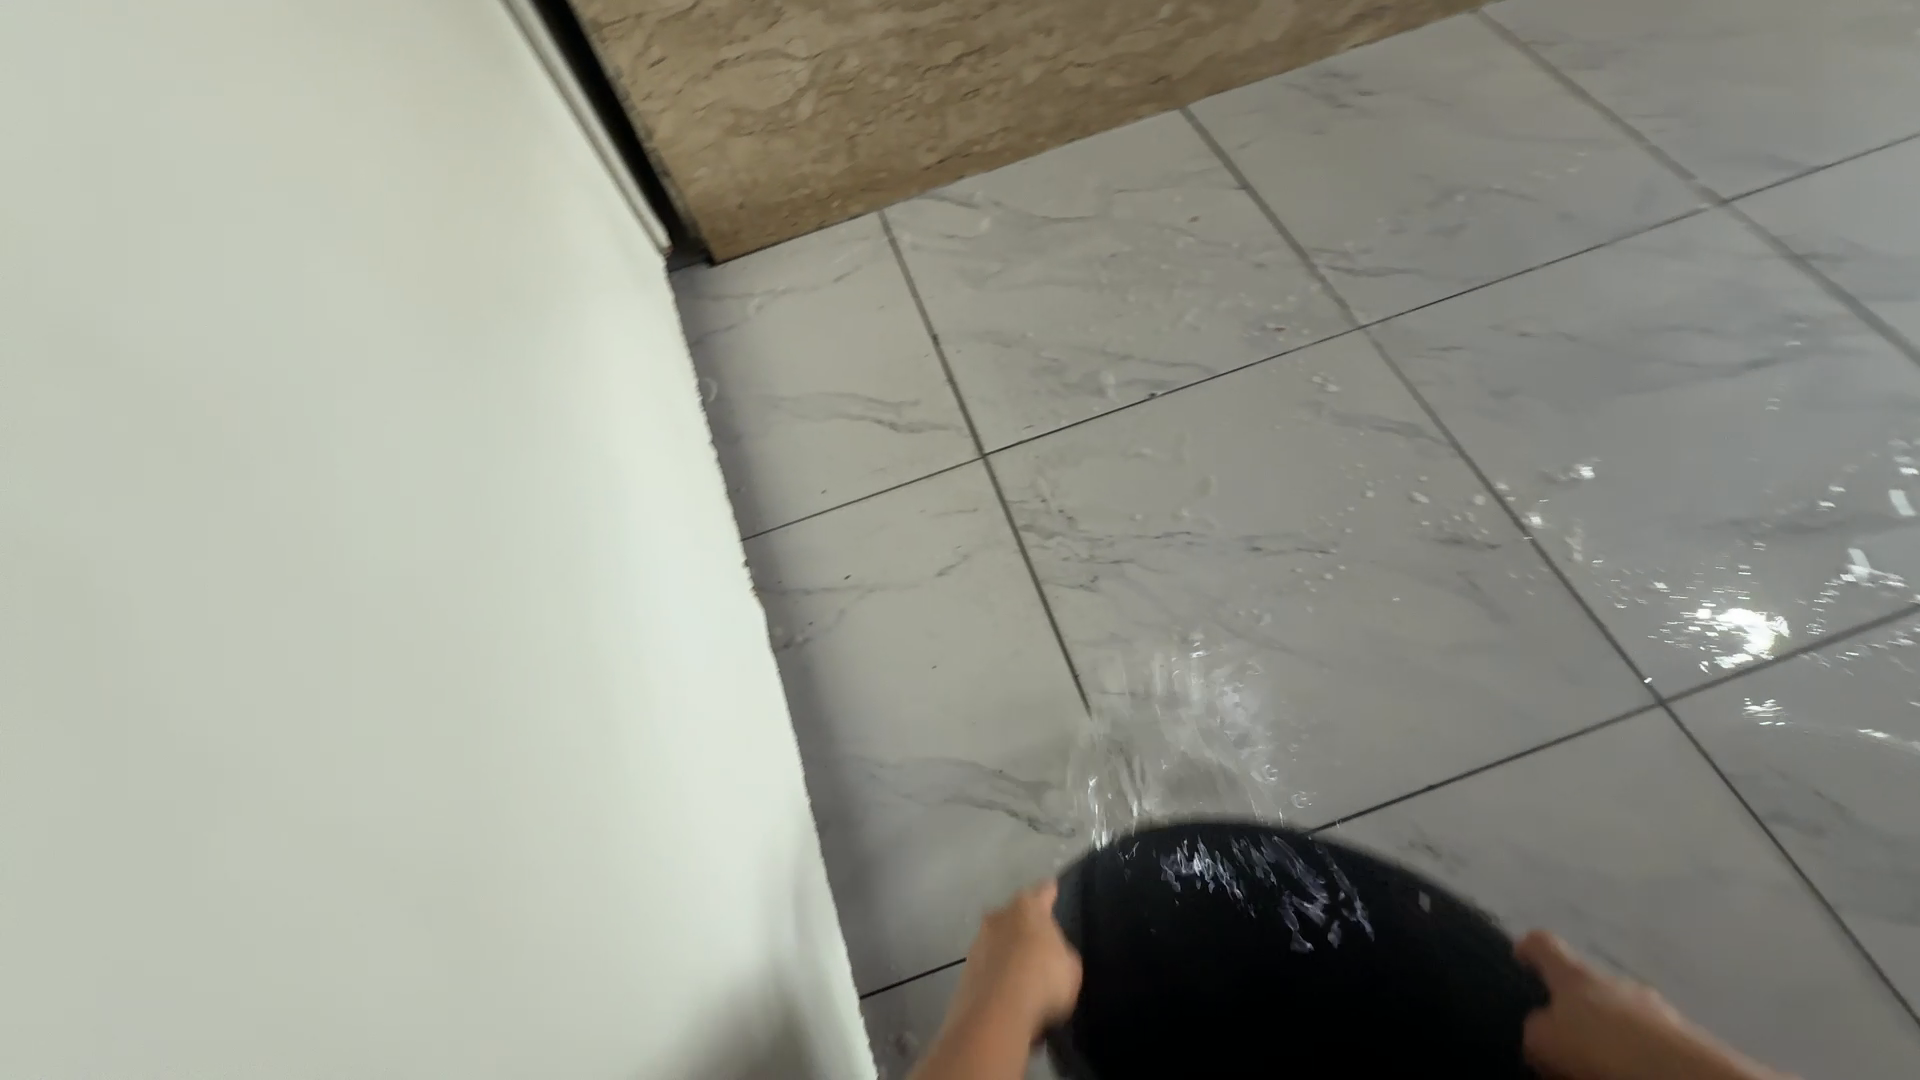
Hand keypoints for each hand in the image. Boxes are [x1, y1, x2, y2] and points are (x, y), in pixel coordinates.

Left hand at [911, 882, 1081, 1079]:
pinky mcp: (966, 968)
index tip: (1051, 886)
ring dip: (1007, 952)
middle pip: (1015, 915)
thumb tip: (1053, 954)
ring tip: (1021, 975)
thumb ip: (1062, 953)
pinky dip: (996, 975)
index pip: (1043, 892)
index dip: (1050, 892)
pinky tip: (1007, 995)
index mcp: (1028, 907)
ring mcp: (978, 941)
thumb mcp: (1070, 968)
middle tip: (1037, 943)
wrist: (996, 1013)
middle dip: (1024, 925)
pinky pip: (987, 967)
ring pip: (997, 940)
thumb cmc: (1043, 980)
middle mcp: (999, 915)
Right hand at [1516, 930, 1791, 1079]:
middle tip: (1562, 1040)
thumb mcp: (1545, 1040)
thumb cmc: (1603, 1045)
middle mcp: (1614, 980)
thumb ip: (1534, 1029)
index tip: (1519, 966)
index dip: (1526, 950)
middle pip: (1584, 984)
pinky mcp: (1689, 1040)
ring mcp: (1656, 1009)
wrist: (1690, 1078)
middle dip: (1574, 1008)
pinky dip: (1638, 1057)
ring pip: (1621, 1015)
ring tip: (1597, 1064)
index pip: (1541, 942)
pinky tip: (1631, 1073)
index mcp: (1574, 972)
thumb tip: (1540, 1030)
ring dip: (1609, 1035)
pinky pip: (1650, 1042)